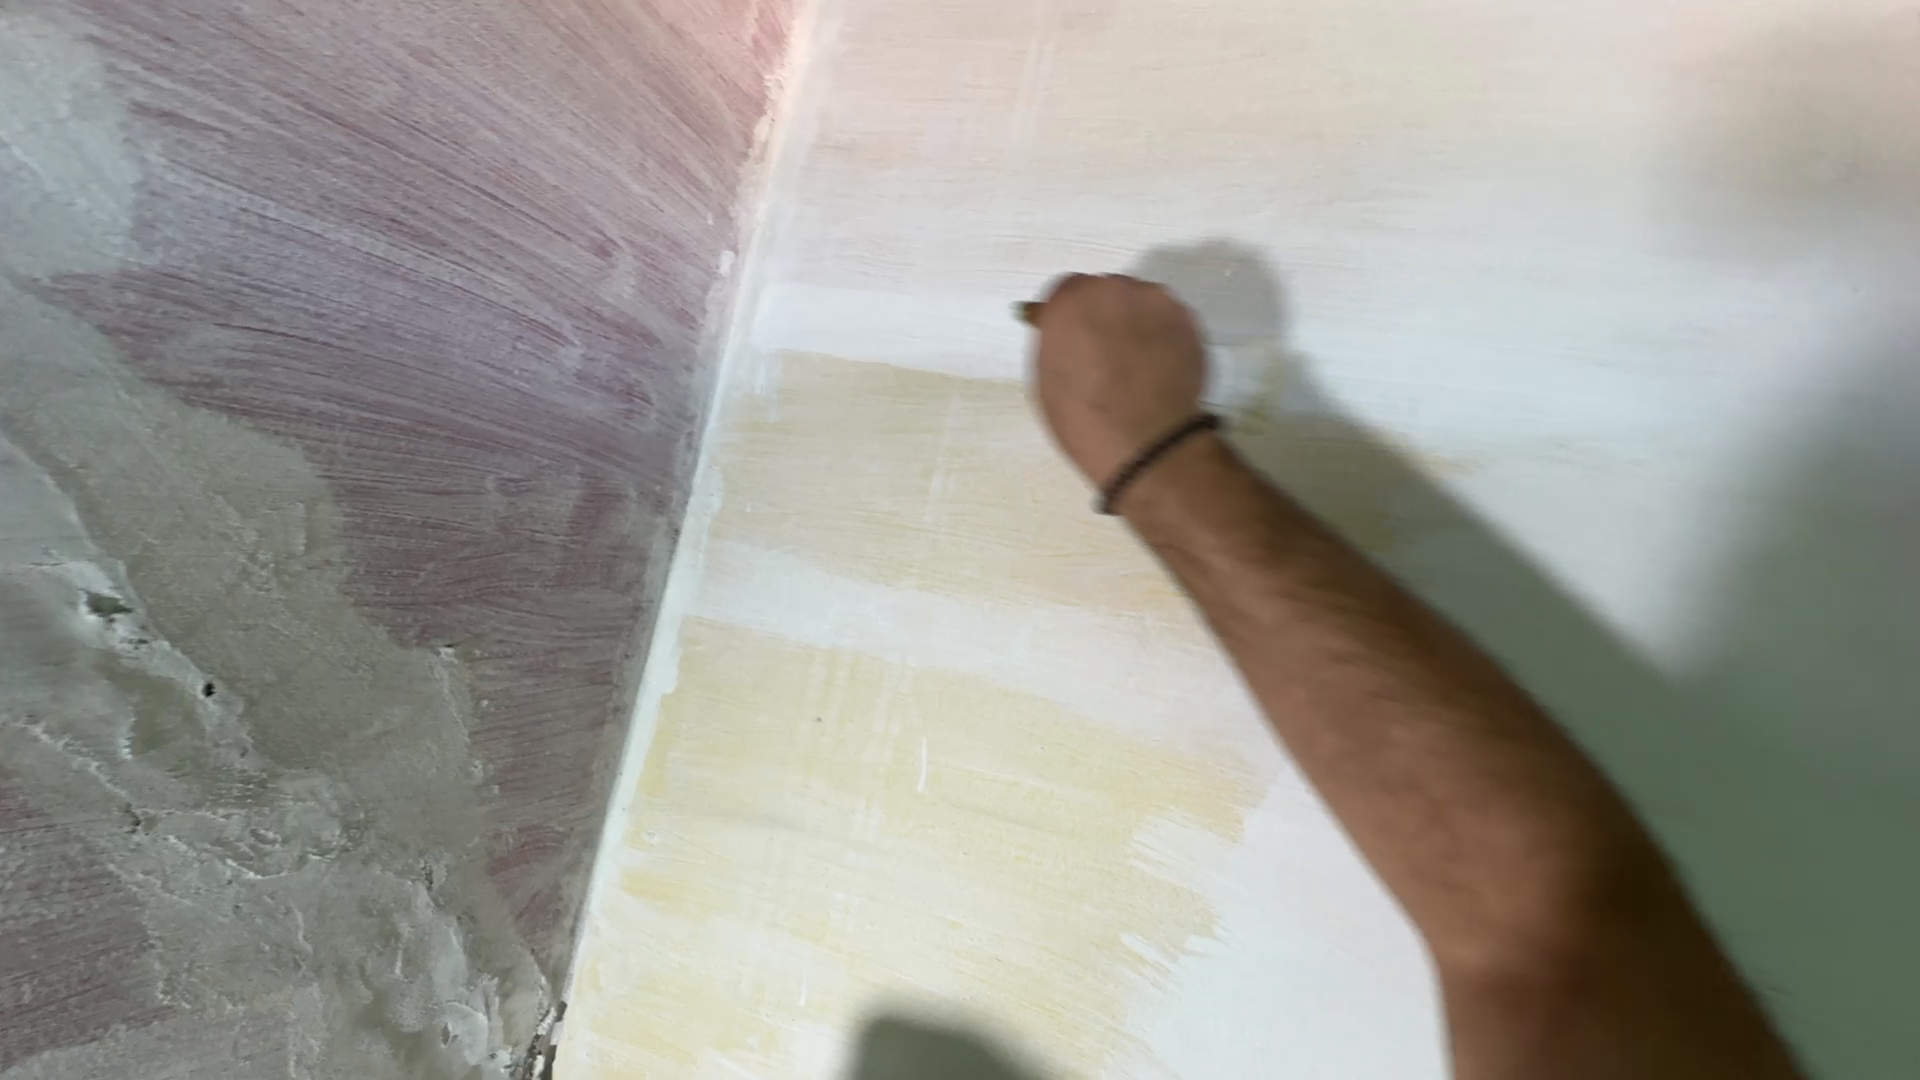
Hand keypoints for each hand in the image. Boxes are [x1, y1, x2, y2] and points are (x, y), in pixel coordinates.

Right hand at [1028, 274, 1207, 486]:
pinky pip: (1166, 319)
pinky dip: (1160, 336)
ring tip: (1136, 365)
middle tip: (1106, 357)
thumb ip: (1056, 342)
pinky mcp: (1188, 319)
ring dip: (1133, 323)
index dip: (1069, 319)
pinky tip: (1158, 368)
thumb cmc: (1084, 420)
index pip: (1065, 293)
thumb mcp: (1048, 380)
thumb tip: (1067, 331)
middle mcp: (1113, 288)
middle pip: (1104, 292)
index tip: (1073, 342)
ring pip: (1138, 302)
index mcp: (1069, 302)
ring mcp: (1155, 300)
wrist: (1146, 445)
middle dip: (1103, 317)